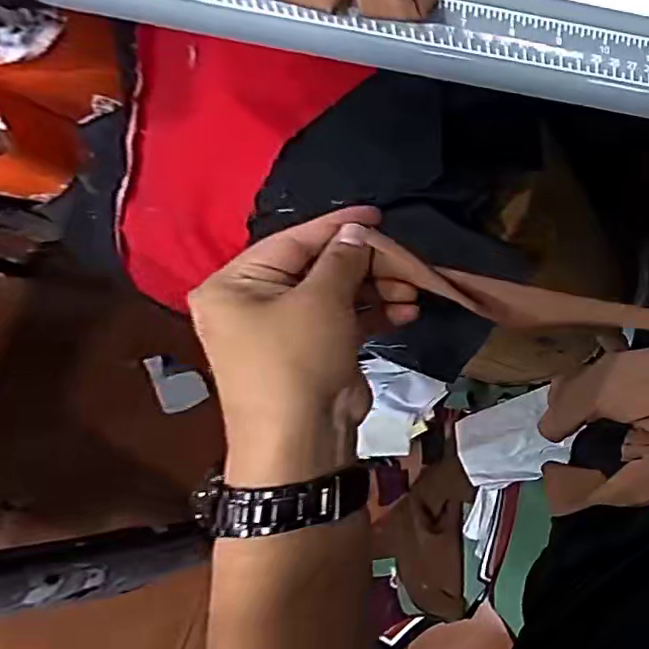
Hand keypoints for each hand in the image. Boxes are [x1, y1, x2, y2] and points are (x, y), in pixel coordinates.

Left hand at [189, 207, 419, 487]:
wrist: (302, 433)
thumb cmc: (297, 358)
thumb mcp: (320, 301)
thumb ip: (341, 260)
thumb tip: (359, 231)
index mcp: (237, 284)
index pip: (292, 241)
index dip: (337, 226)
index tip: (377, 214)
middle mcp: (256, 301)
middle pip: (319, 268)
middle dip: (367, 266)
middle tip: (406, 264)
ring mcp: (287, 327)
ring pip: (339, 294)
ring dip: (378, 291)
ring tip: (412, 293)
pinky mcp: (317, 347)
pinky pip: (348, 318)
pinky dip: (376, 313)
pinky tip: (406, 312)